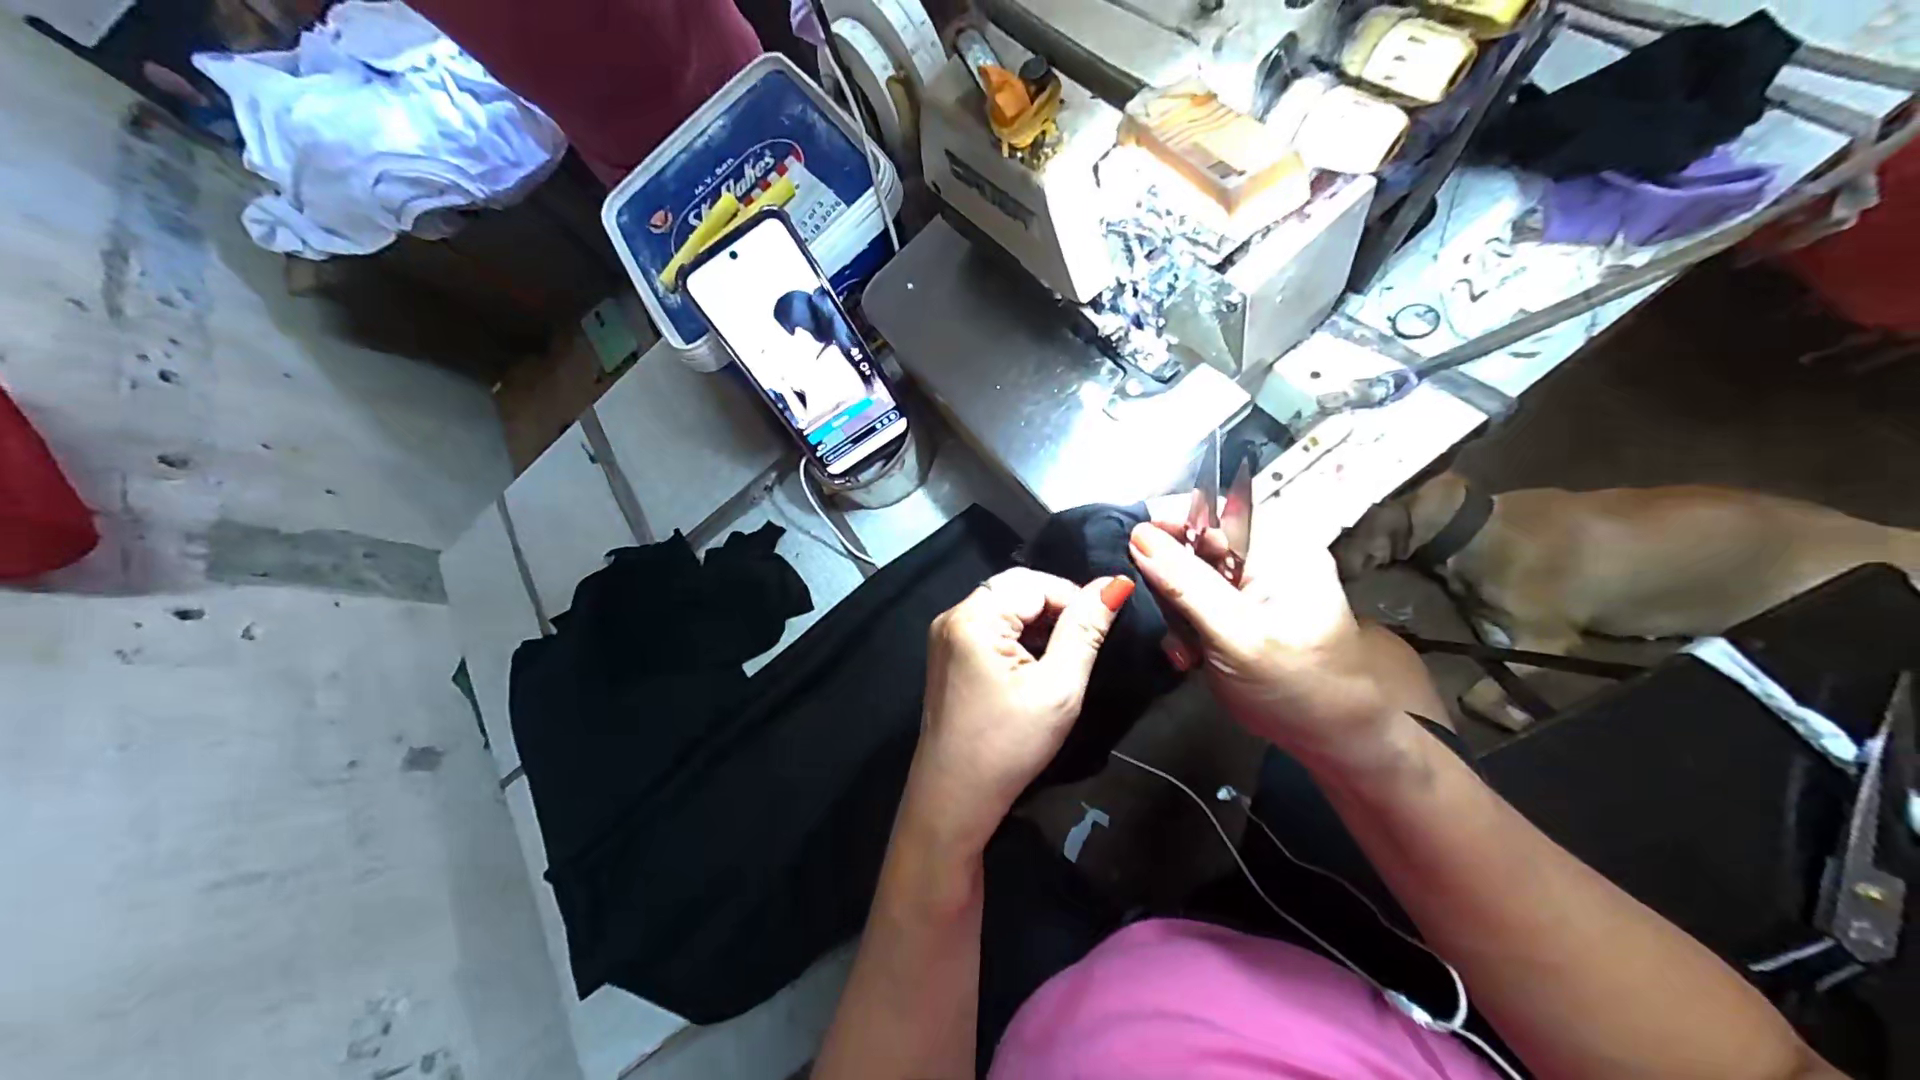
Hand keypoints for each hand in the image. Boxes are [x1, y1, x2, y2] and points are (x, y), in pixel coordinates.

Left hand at [905, 568, 1132, 852]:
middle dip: (1056, 608)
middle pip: (1015, 589)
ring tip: (1063, 657)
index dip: (1073, 598)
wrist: (954, 797)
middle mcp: (953, 616)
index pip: (1035, 582)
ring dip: (1038, 623)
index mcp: (973, 617)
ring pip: (1004, 607)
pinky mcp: (948, 655)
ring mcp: (946, 635)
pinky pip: (990, 627)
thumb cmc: (1009, 745)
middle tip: (1084, 644)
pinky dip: (1018, 636)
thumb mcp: (1058, 687)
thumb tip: (1116, 583)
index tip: (1100, 630)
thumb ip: (1086, 630)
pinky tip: (1035, 664)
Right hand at [1127, 499, 1440, 777]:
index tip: (1130, 553)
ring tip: (1186, 648)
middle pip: (1188, 542)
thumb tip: (1139, 536)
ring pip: (1183, 575)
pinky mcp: (1236, 608)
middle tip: (1169, 621)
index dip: (1163, 525)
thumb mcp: (1237, 634)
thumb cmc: (1300, 685)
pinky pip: (1191, 601)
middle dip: (1167, 580)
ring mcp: (1248, 582)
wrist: (1337, 735)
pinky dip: (1182, 626)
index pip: (1206, 509)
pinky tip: (1190, 654)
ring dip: (1173, 611)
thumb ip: (1185, 584)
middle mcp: (1261, 554)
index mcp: (1274, 544)